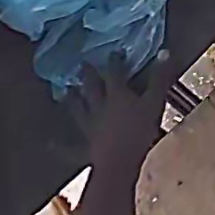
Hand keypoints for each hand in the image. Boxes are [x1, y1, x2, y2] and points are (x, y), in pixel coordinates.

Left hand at [70, 56, 174, 173]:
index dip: (115, 61)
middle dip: (88, 75)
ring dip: (72, 100)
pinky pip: (70, 145)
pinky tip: (50, 143)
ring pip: (78, 109)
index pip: (115, 73)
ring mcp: (90, 126)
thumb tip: (164, 52)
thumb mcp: (154, 101)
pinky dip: (60, 145)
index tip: (114, 52)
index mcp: (116, 94)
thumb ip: (159, 78)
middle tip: (81, 65)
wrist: (120, 162)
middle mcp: (99, 106)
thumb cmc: (140, 130)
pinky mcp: (86, 146)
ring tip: (65, 91)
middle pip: (92, 87)